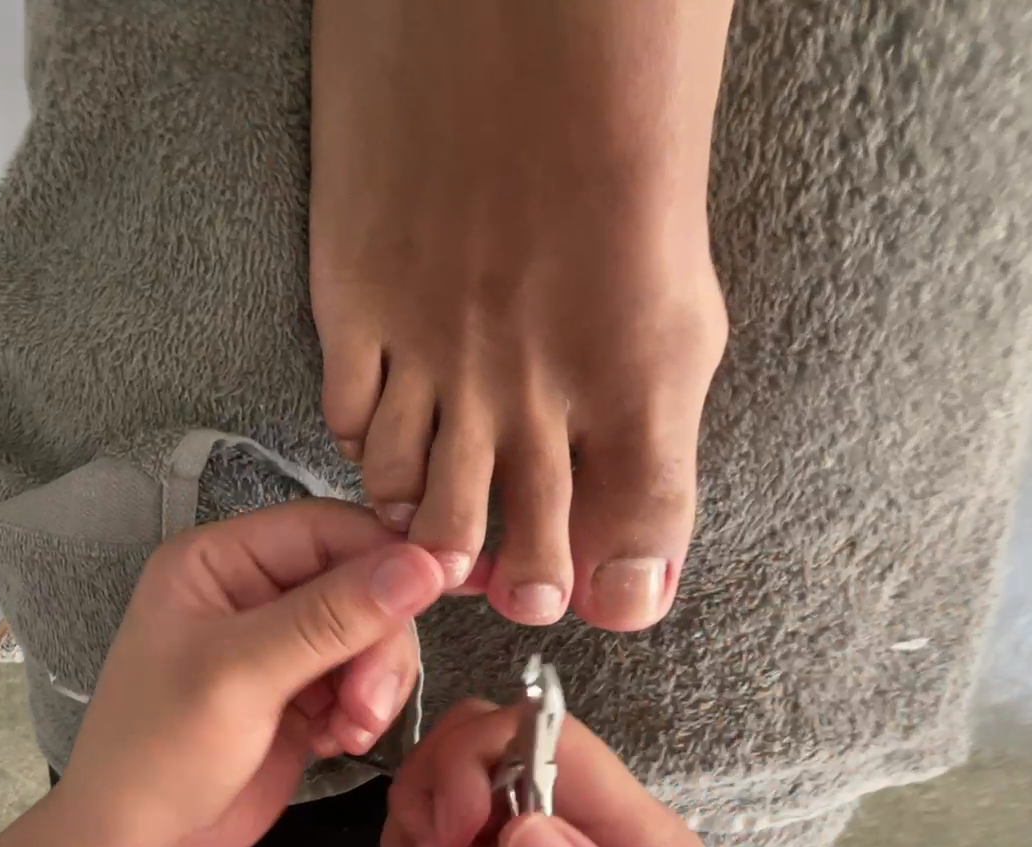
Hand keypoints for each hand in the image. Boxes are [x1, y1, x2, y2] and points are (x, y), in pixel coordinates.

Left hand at [55, 499, 444, 846]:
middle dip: (376, 640)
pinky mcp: (301, 687)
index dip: (386, 554)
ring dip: (375, 681)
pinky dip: (365, 707)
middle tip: (366, 704)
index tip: (441, 588)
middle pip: (357, 580)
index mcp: (218, 559)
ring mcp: (279, 640)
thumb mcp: (241, 675)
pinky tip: (336, 740)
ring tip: (349, 729)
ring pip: (369, 630)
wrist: (139, 845)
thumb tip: (423, 563)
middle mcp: (251, 588)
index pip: (324, 528)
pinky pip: (363, 676)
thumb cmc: (163, 749)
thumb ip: (331, 618)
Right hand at [311, 0, 730, 630]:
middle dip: (517, 578)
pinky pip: (352, 417)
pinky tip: (382, 436)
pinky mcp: (353, 304)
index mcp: (637, 361)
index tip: (606, 602)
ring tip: (432, 531)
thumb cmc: (623, 118)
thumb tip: (629, 510)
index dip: (623, 583)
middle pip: (511, 530)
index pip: (637, 523)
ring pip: (415, 492)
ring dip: (428, 524)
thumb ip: (652, 404)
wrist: (515, 6)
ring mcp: (428, 343)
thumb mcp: (678, 274)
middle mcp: (528, 374)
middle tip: (508, 591)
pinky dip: (369, 444)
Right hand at [383, 701, 875, 846]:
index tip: (452, 840)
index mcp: (641, 837)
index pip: (543, 733)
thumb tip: (526, 833)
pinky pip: (450, 846)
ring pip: (450, 793)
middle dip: (431, 801)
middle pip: (478, 748)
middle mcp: (588, 825)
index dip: (474, 758)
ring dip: (418, 846)